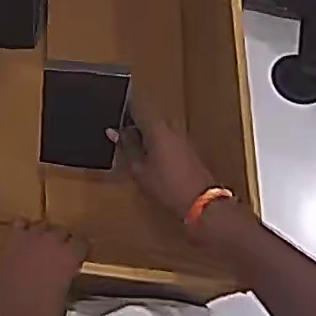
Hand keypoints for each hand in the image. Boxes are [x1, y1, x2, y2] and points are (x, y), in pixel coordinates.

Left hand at [0, 220, 86, 315]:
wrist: (5, 313)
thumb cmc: (37, 314)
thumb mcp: (62, 301)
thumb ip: (67, 280)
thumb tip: (66, 274)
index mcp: (69, 257)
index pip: (83, 242)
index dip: (82, 249)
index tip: (80, 254)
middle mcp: (52, 240)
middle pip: (63, 231)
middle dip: (64, 241)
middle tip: (61, 253)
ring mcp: (30, 235)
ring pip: (44, 224)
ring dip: (46, 234)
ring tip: (43, 246)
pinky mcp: (11, 236)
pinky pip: (21, 223)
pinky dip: (25, 228)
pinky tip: (25, 238)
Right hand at [107, 103, 217, 223]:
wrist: (202, 203)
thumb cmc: (166, 185)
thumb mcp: (139, 168)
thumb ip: (126, 146)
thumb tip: (113, 131)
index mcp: (156, 127)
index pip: (135, 112)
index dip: (122, 119)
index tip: (114, 129)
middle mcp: (171, 127)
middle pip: (147, 122)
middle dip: (135, 131)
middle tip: (124, 147)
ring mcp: (183, 137)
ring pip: (159, 132)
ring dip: (148, 141)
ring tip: (138, 158)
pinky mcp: (190, 149)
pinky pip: (169, 141)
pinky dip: (159, 148)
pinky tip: (155, 164)